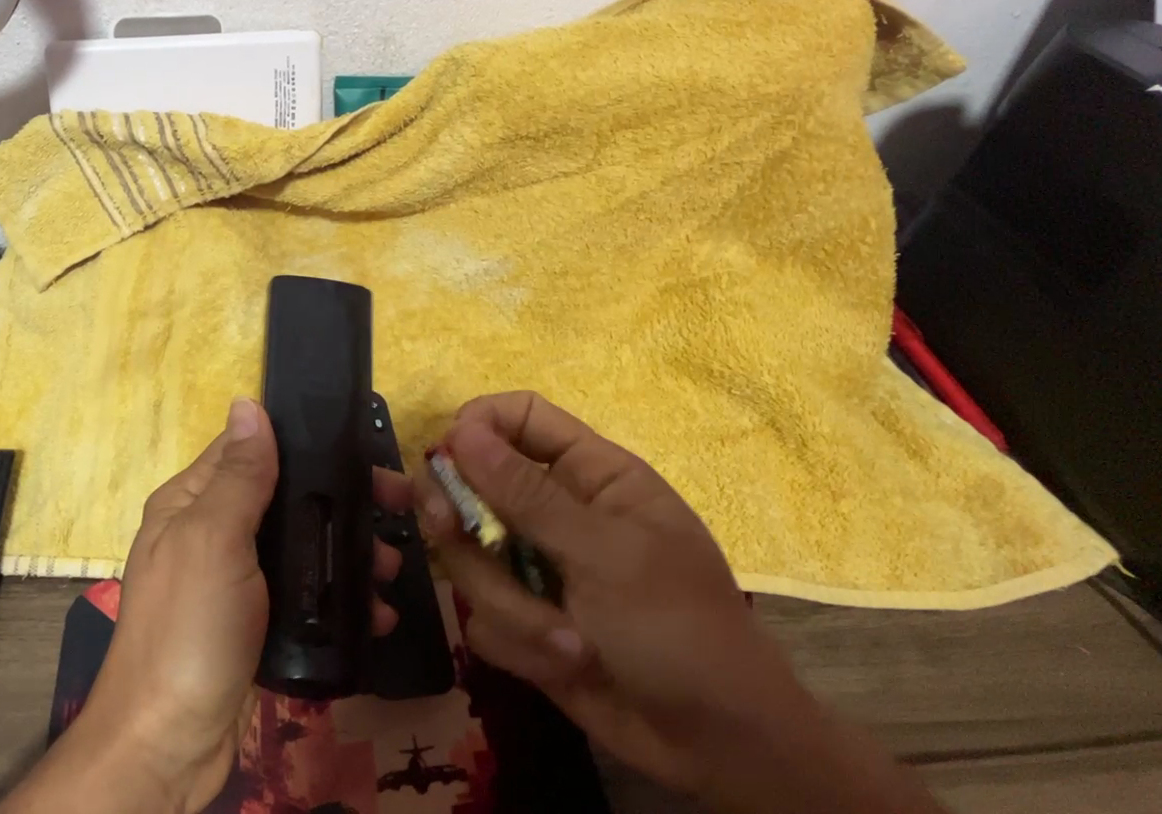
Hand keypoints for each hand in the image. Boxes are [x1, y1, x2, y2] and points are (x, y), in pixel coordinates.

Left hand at [1, 398, 406, 813]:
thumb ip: (237, 476)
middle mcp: (209, 533)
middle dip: (340, 503)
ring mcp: (232, 581)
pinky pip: (303, 595)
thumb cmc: (190, 629)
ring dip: (348, 553)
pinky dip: (338, 598)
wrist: (171, 742)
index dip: (304, 443)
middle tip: (398, 512)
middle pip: (283, 498)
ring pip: (299, 547)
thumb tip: (247, 404)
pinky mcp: (254, 624)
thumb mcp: (214, 540)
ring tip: (390, 572)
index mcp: (190, 502)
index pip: (249, 450)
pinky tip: (374, 614)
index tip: (364, 453)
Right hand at [420, 391, 943, 813]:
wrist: (715, 745)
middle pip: (472, 485)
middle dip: (461, 517)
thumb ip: (525, 492)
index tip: (445, 458)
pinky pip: (482, 614)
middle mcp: (555, 513)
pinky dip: (519, 643)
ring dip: (511, 604)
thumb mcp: (604, 553)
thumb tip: (461, 429)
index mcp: (590, 475)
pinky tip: (567, 664)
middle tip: (449, 531)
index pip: (519, 417)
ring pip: (469, 557)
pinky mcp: (523, 620)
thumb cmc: (678, 629)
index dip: (477, 425)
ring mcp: (535, 567)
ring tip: (568, 640)